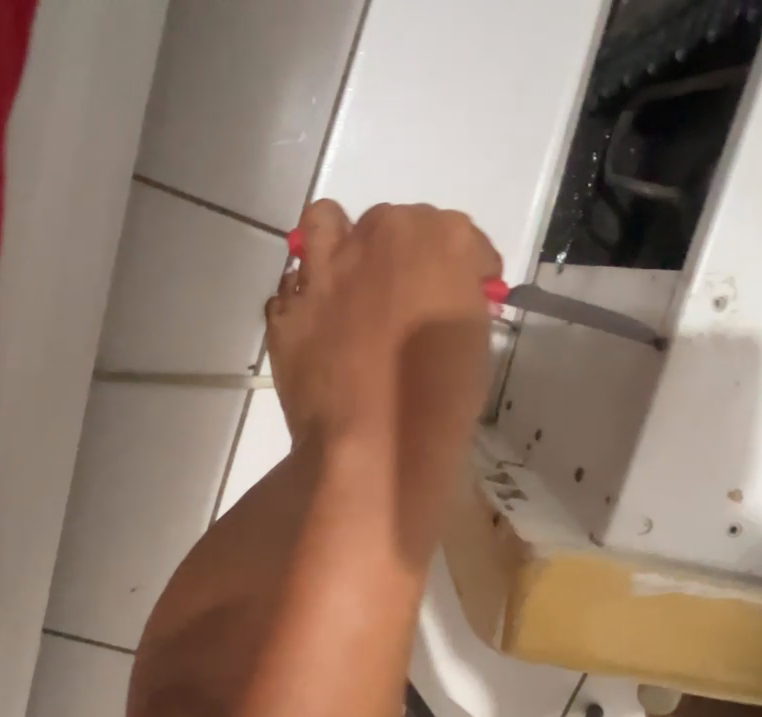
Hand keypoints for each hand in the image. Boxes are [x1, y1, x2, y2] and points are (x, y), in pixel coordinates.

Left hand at [264, 200, 500, 449]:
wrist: (376, 445)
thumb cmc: (442, 396)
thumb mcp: (475, 339)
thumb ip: (460, 299)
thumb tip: (444, 298)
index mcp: (435, 238)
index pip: (458, 234)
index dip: (467, 266)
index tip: (471, 293)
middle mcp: (374, 237)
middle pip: (392, 225)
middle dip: (406, 255)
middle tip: (413, 300)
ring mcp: (322, 271)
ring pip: (326, 226)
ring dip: (342, 245)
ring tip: (352, 284)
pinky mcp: (286, 310)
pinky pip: (294, 287)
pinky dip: (309, 300)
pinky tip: (324, 329)